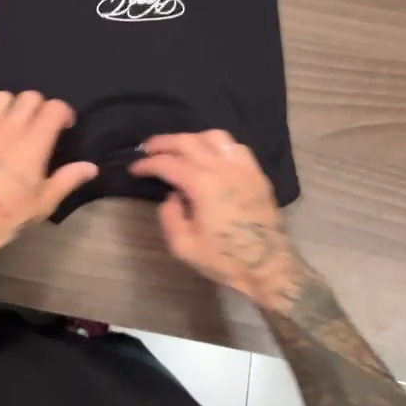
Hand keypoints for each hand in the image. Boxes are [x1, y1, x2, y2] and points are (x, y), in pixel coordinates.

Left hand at [0, 91, 97, 258]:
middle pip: (29, 97)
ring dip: (12, 106)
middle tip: (40, 125)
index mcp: (34, 142)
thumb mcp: (45, 201)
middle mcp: (10, 128)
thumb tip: (91, 167)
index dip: (64, 112)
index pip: (54, 108)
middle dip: (40, 106)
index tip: (66, 126)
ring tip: (14, 123)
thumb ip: (68, 179)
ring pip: (1, 97)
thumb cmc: (10, 214)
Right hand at [130, 130, 304, 307]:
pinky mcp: (257, 174)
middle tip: (148, 149)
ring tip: (181, 148)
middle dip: (164, 142)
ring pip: (214, 137)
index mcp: (202, 184)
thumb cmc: (226, 259)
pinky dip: (219, 145)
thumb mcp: (184, 246)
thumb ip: (169, 216)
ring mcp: (243, 168)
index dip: (148, 164)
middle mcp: (222, 168)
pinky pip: (236, 147)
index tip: (135, 168)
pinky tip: (212, 155)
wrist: (270, 268)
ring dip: (192, 138)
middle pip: (187, 141)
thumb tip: (172, 196)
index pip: (168, 163)